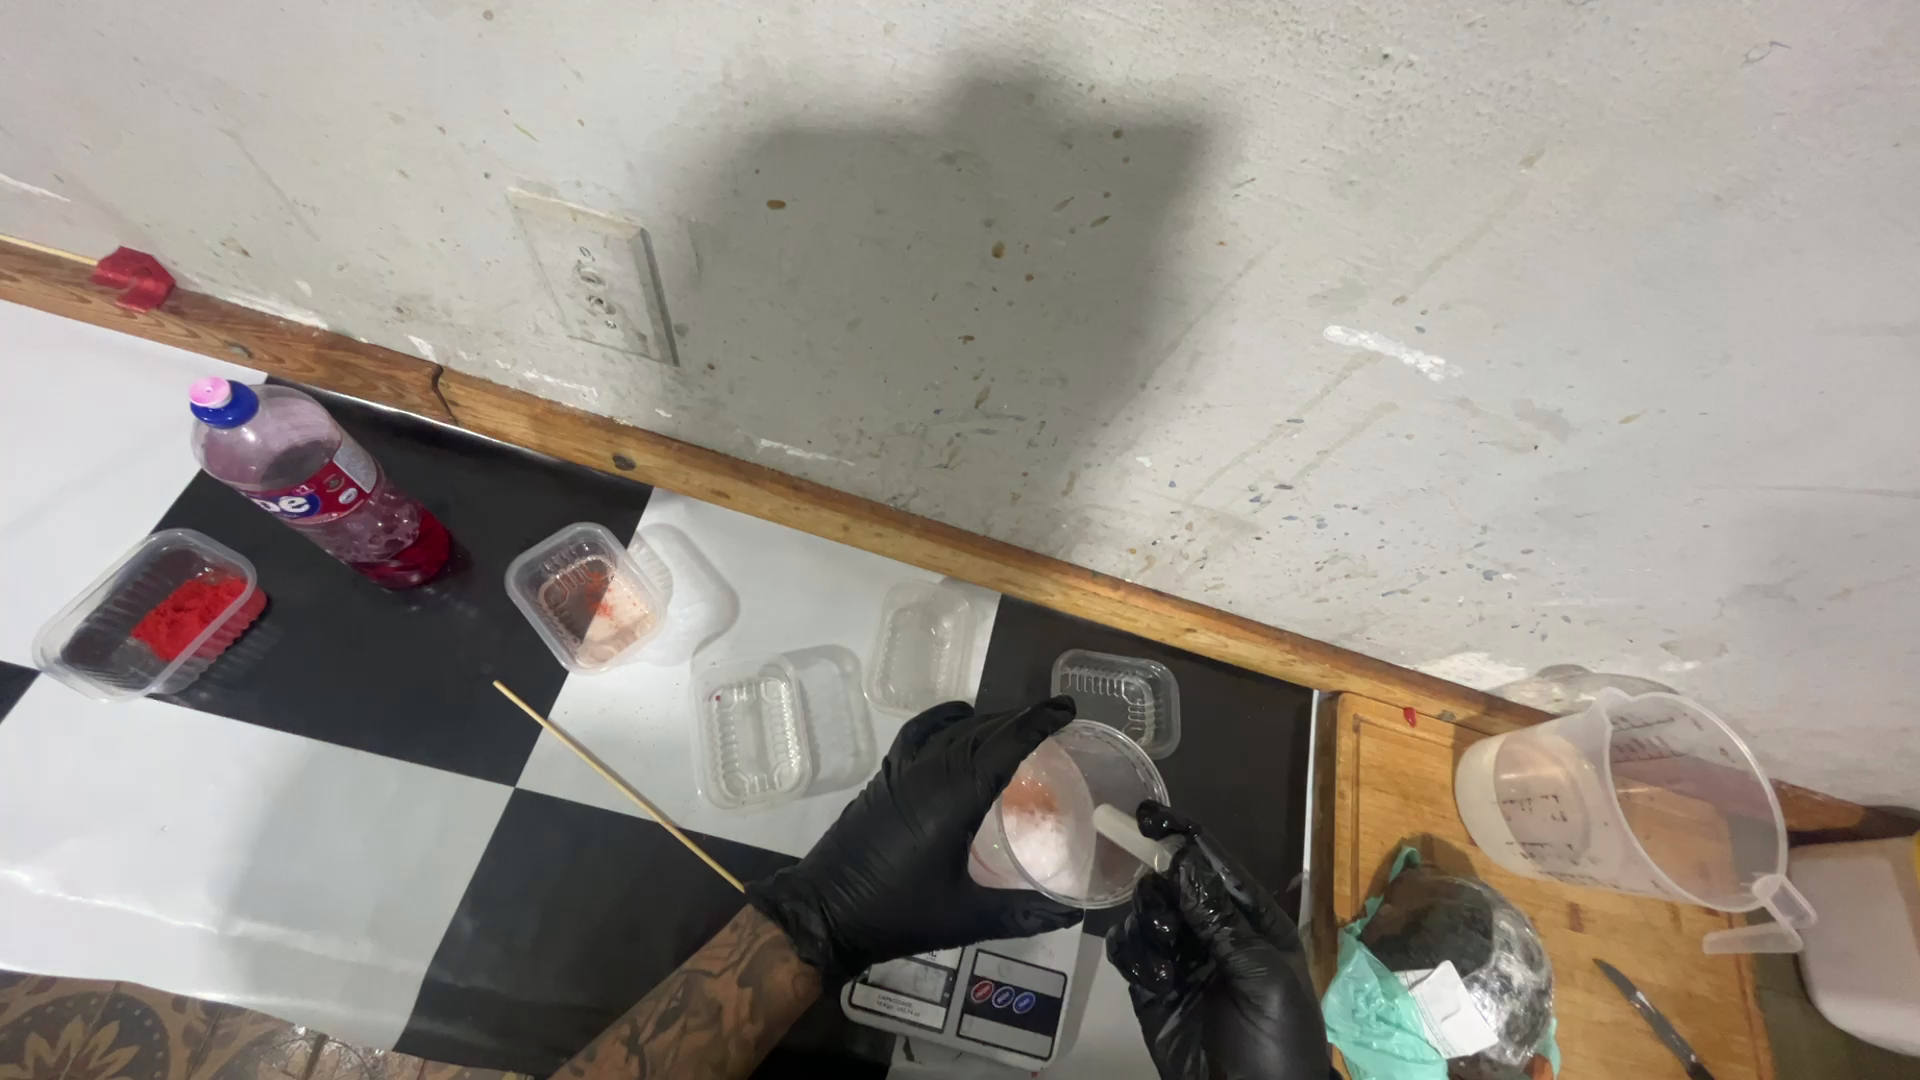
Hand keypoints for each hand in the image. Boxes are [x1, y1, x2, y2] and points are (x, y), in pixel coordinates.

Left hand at [746, 697, 1083, 983]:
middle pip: (983, 730)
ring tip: (1018, 723)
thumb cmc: (898, 914)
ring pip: (955, 729)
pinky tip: (961, 717)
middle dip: (1021, 718)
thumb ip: (1023, 913)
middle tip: (1055, 717)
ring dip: (989, 720)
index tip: (1067, 707)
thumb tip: (1073, 913)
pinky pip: (921, 731)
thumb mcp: (967, 919)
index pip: (1005, 746)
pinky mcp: (887, 774)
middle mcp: (931, 772)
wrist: (825, 911)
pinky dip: (945, 718)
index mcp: (955, 799)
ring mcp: (904, 769)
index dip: (1038, 722)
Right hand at [1105, 801, 1330, 1079]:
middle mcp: (1212, 928)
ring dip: (1150, 924)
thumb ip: (1219, 916)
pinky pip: (1129, 947)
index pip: (1212, 861)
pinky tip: (1155, 980)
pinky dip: (1135, 955)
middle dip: (1161, 887)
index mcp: (1250, 919)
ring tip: (1167, 957)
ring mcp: (1180, 953)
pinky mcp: (1151, 981)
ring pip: (1146, 908)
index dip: (1181, 833)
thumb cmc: (1276, 1042)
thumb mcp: (1260, 977)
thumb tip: (1180, 854)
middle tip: (1165, 917)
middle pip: (1171, 878)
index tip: (1147, 816)